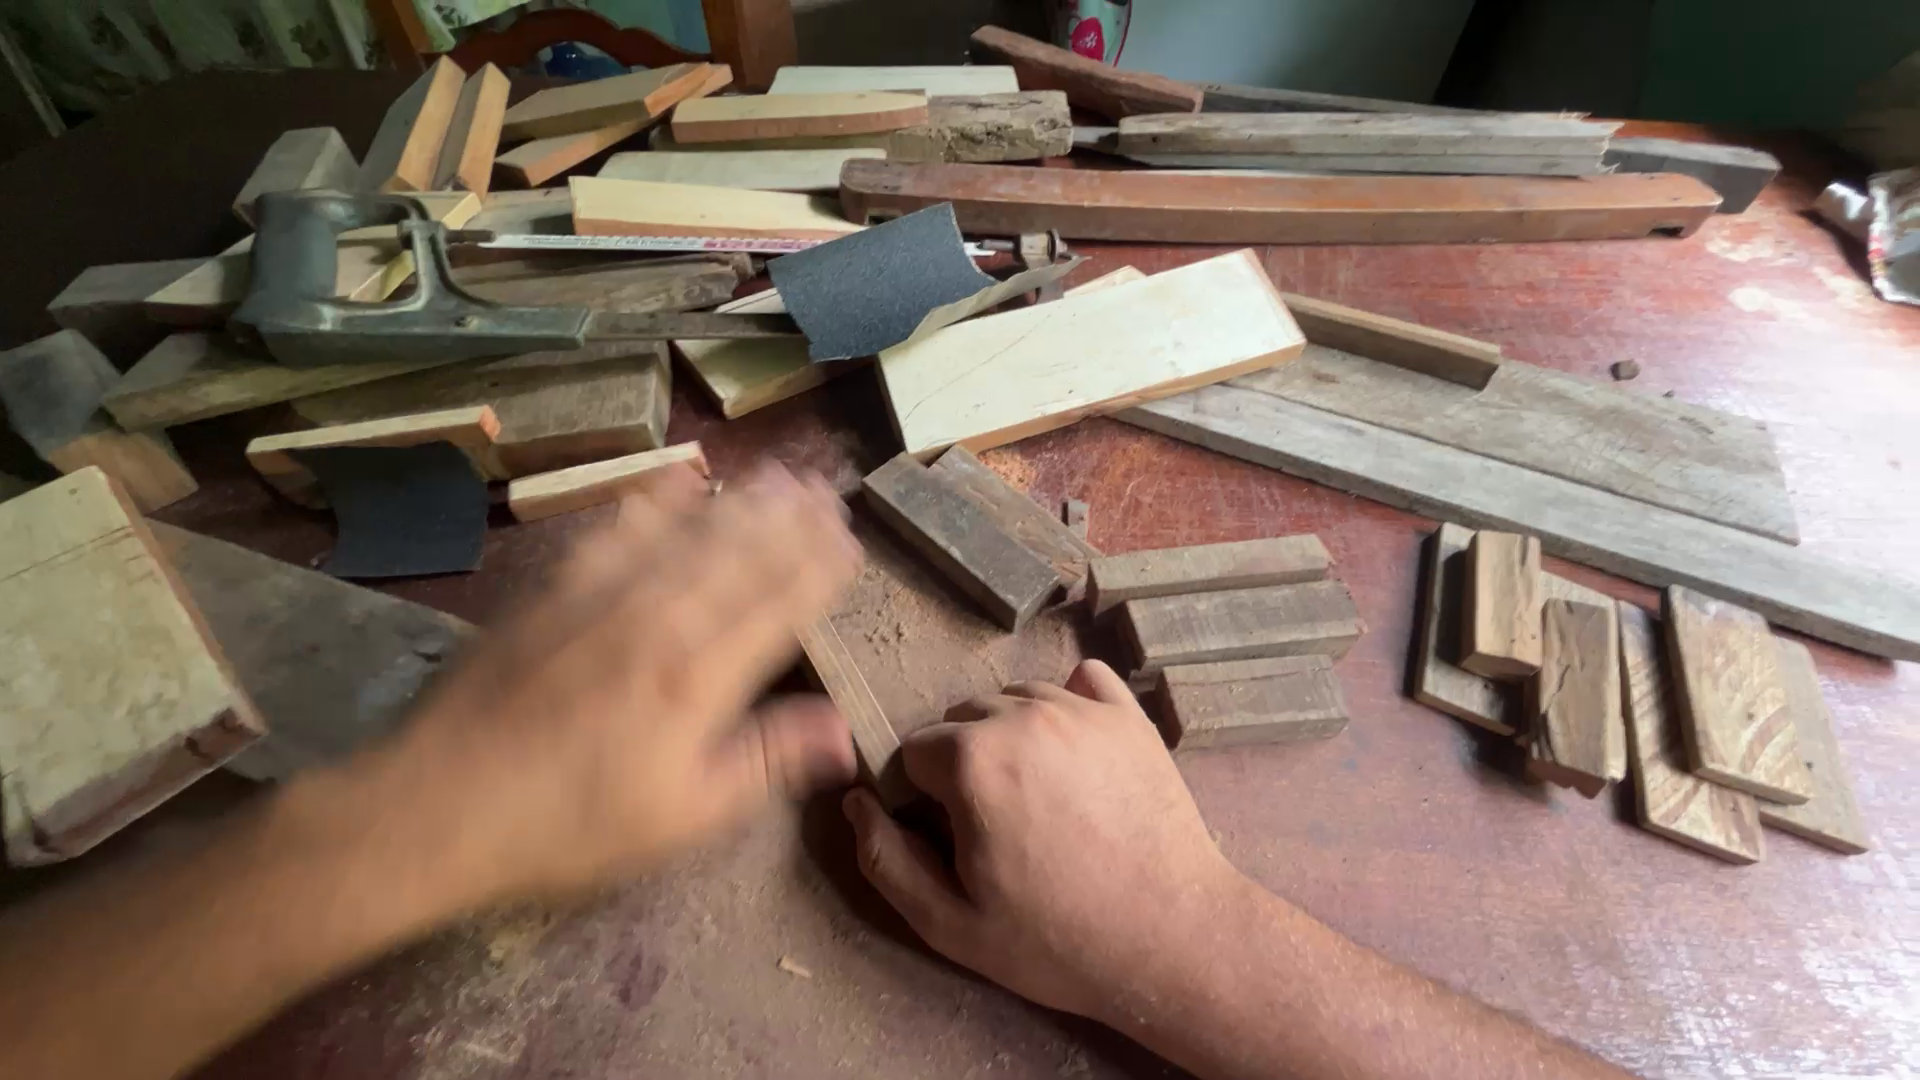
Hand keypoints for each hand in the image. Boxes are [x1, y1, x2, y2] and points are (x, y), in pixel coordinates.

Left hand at [368, 461, 863, 904]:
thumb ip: (766, 762)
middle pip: (744, 555)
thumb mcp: (684, 817)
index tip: (850, 541)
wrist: (432, 809)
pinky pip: (620, 528)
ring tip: (783, 472)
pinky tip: (683, 473)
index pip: (779, 605)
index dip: (820, 569)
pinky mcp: (560, 587)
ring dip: (745, 500)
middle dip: (794, 520)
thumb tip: (844, 731)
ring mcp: (607, 596)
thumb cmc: (571, 824)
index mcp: (700, 679)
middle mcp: (663, 621)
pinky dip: (658, 496)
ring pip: (694, 532)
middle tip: (829, 489)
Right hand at [842, 660, 1252, 1024]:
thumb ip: (885, 860)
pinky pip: (1081, 678)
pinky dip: (1068, 701)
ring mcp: (1080, 707)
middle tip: (998, 816)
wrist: (1174, 939)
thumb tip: (857, 801)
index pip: (914, 751)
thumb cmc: (1057, 938)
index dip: (925, 794)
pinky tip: (1075, 744)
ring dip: (1011, 732)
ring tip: (1039, 789)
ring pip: (1015, 697)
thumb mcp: (951, 923)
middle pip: (962, 716)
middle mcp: (1022, 715)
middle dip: (964, 758)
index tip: (956, 831)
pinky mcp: (1127, 713)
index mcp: (972, 759)